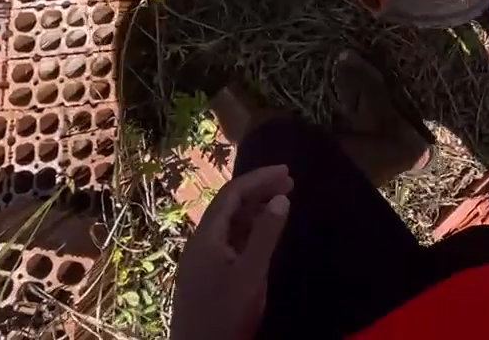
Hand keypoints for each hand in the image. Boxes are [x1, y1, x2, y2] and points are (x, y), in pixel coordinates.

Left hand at [170, 165, 292, 339]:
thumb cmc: (225, 317)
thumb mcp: (251, 275)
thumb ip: (266, 234)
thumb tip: (281, 197)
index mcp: (206, 238)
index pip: (232, 194)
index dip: (259, 178)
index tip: (287, 171)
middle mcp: (199, 244)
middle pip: (228, 205)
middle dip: (258, 189)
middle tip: (289, 183)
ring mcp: (200, 262)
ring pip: (228, 223)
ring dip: (254, 208)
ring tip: (280, 202)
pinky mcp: (205, 277)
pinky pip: (227, 239)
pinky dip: (248, 228)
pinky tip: (263, 233)